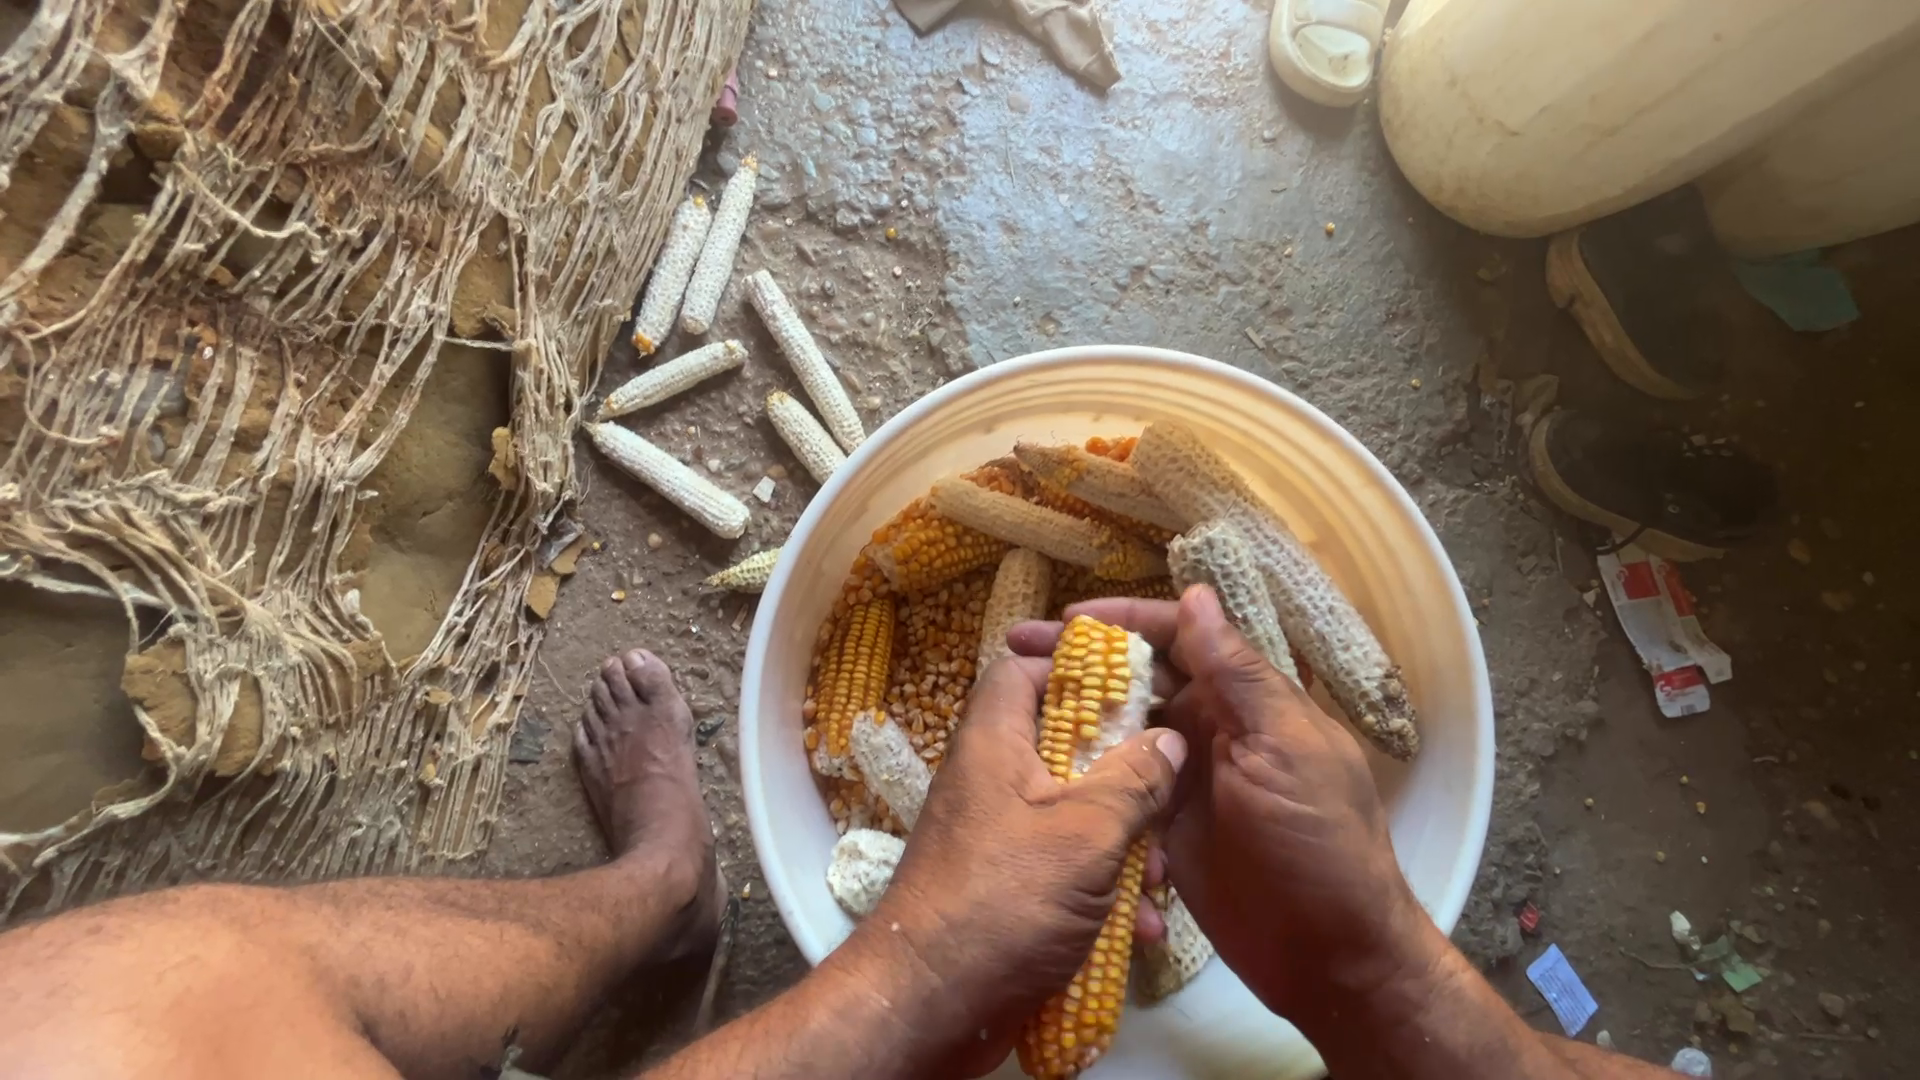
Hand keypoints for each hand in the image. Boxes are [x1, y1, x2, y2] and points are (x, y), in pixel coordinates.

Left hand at [854, 655, 1185, 1070]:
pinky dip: (1101, 884)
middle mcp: (992, 775)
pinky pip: (1062, 860)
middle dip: (1122, 773)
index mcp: (995, 740)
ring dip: (1123, 839)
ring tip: (1159, 879)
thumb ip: (1132, 780)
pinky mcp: (1008, 879)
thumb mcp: (1084, 833)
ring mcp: (998, 830)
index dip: (1072, 670)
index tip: (1130, 690)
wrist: (930, 1003)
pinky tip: (1138, 926)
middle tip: (1164, 794)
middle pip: (1062, 742)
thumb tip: (1168, 740)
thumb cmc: (1006, 898)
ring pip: (1072, 808)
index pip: (1022, 670)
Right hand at [1010, 587, 1435, 1018]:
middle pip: (1136, 678)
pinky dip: (1087, 775)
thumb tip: (1198, 592)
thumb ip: (1238, 674)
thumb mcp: (1284, 749)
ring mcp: (1181, 774)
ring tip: (1015, 704)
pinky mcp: (1162, 820)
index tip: (1067, 617)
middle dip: (1079, 660)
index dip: (1122, 620)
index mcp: (1241, 698)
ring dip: (1073, 713)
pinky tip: (1045, 772)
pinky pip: (1116, 784)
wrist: (1329, 959)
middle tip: (1017, 648)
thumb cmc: (1318, 843)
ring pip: (1118, 728)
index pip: (1177, 636)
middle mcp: (1208, 725)